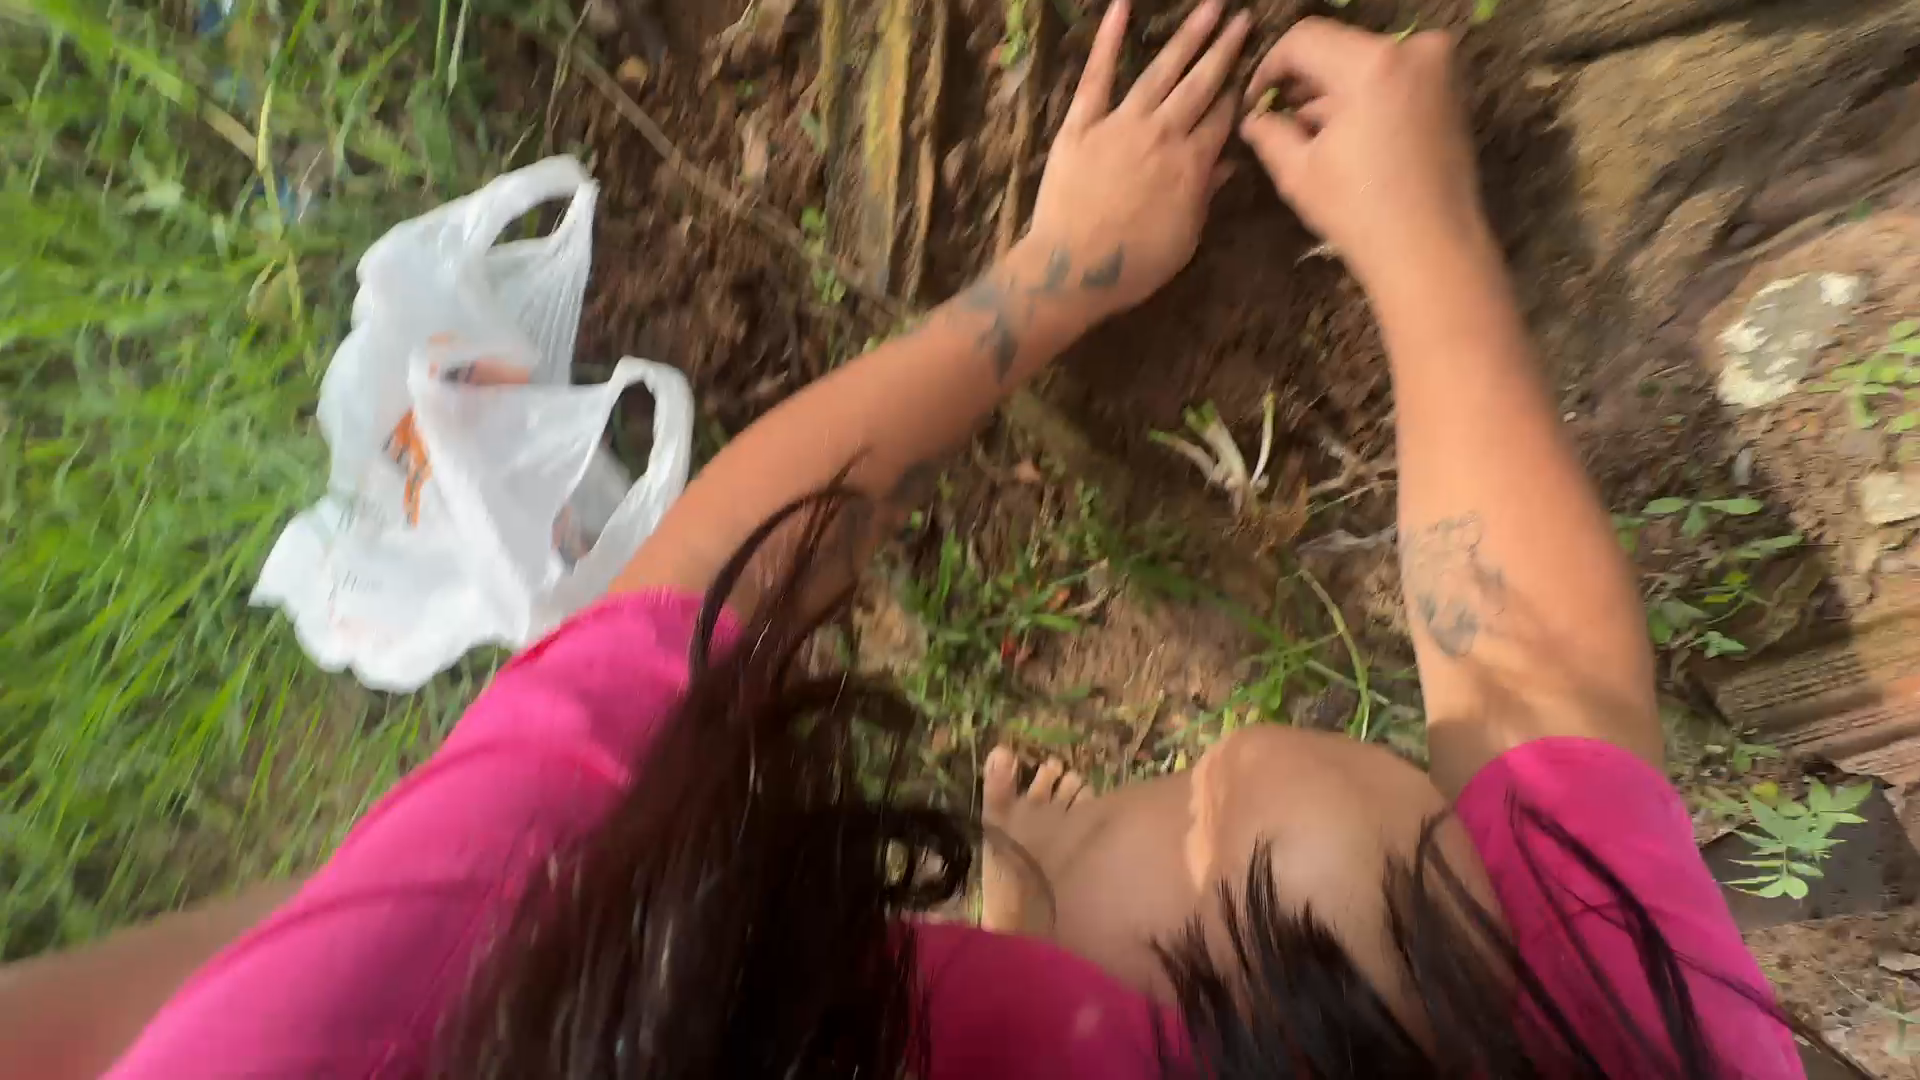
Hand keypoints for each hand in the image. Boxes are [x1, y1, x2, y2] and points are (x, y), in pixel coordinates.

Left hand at [1023, 0, 1249, 320]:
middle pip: (1200, 85)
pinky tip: (1121, 7)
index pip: (1222, 119)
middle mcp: (1162, 134)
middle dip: (1224, 52)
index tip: (1252, 74)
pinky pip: (1096, 76)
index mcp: (1191, 164)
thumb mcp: (1183, 241)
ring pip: (1160, 71)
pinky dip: (1107, 40)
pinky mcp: (1080, 126)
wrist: (1071, 270)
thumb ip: (1204, 197)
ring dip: (1187, 37)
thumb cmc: (1132, 267)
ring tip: (1209, 8)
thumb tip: (1227, 166)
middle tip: (1243, 20)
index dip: (1238, 95)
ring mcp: (1120, 125)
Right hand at [1239, 20, 1491, 292]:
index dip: (1269, 68)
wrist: (1429, 245)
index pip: (1305, 39)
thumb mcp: (1298, 172)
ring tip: (1308, 142)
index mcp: (1373, 64)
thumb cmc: (1357, 212)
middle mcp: (1413, 48)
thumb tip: (1253, 118)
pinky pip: (1390, 80)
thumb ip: (1270, 134)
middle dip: (1301, 87)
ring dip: (1330, 97)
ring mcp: (1437, 66)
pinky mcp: (1447, 89)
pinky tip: (1344, 144)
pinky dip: (1361, 102)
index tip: (1253, 103)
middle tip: (1275, 125)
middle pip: (1337, 50)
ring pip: (1363, 67)